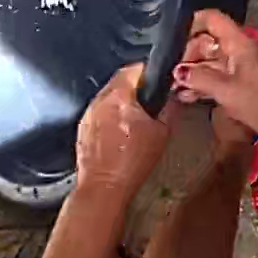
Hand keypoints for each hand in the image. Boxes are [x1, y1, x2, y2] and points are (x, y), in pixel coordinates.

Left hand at [75, 63, 173, 201]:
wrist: (104, 189)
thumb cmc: (132, 162)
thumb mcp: (162, 133)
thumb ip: (170, 108)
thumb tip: (174, 96)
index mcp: (119, 94)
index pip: (134, 69)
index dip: (148, 72)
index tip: (157, 81)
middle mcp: (99, 100)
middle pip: (120, 82)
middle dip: (135, 88)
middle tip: (149, 101)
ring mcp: (88, 115)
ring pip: (109, 98)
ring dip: (122, 103)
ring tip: (136, 120)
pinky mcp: (83, 130)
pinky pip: (99, 114)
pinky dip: (110, 118)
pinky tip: (121, 134)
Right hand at [173, 10, 257, 140]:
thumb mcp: (227, 90)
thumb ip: (199, 78)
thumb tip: (177, 72)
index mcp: (239, 43)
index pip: (212, 19)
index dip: (192, 23)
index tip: (173, 38)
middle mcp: (240, 50)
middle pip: (208, 42)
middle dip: (188, 56)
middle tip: (172, 74)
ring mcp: (241, 66)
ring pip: (211, 61)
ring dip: (193, 73)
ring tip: (175, 88)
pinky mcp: (242, 82)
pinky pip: (218, 76)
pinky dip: (203, 83)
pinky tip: (188, 96)